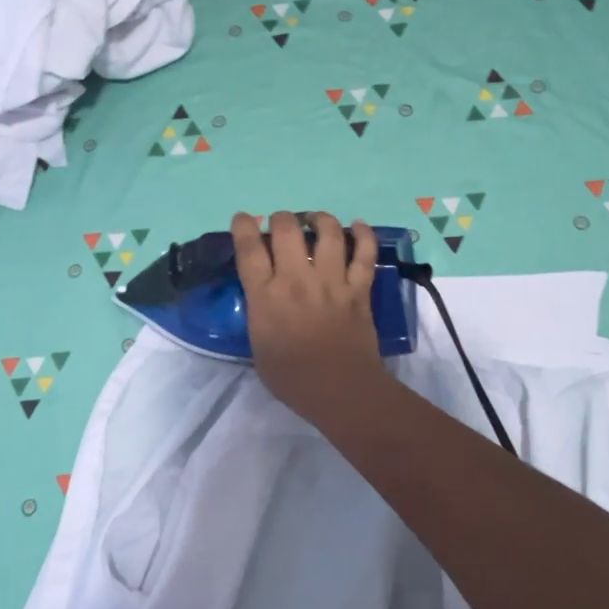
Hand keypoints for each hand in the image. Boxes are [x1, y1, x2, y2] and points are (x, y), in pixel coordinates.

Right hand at [230, 211, 387, 424]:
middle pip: (287, 229)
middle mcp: (297, 279)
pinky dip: (364, 235)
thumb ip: (260, 313)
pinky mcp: (359, 288)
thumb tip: (264, 298)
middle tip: (282, 224)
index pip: (249, 250)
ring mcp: (331, 280)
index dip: (244, 227)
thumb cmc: (291, 377)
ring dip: (320, 219)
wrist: (339, 389)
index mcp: (265, 295)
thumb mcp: (258, 345)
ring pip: (328, 232)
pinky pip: (365, 253)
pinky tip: (359, 226)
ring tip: (315, 220)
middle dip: (281, 218)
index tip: (244, 219)